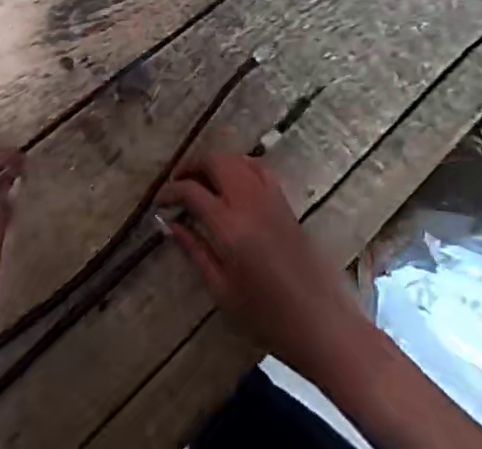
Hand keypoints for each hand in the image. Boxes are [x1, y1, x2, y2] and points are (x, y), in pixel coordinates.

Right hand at [156, 153, 373, 381]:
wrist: (322, 323)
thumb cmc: (267, 317)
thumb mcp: (222, 290)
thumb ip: (194, 251)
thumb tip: (169, 224)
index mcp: (231, 226)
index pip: (193, 191)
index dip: (171, 191)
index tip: (159, 201)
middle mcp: (251, 202)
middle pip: (217, 161)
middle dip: (192, 166)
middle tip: (177, 184)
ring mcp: (272, 198)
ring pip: (238, 159)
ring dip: (215, 162)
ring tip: (201, 181)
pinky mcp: (286, 203)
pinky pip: (259, 169)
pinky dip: (239, 165)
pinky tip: (233, 182)